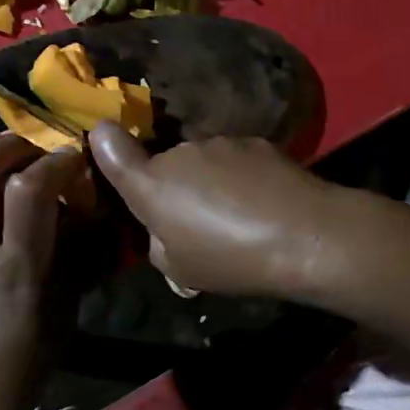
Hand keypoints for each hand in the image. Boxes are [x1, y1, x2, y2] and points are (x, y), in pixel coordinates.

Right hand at [88, 123, 344, 297]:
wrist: (305, 234)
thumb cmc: (230, 259)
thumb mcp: (179, 269)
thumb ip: (157, 241)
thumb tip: (163, 228)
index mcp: (151, 184)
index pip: (111, 147)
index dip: (104, 143)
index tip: (104, 140)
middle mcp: (180, 153)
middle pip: (166, 164)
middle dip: (174, 186)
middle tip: (196, 222)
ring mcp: (221, 143)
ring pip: (203, 162)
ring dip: (210, 181)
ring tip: (237, 216)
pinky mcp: (257, 142)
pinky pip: (234, 160)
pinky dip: (240, 177)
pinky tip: (262, 203)